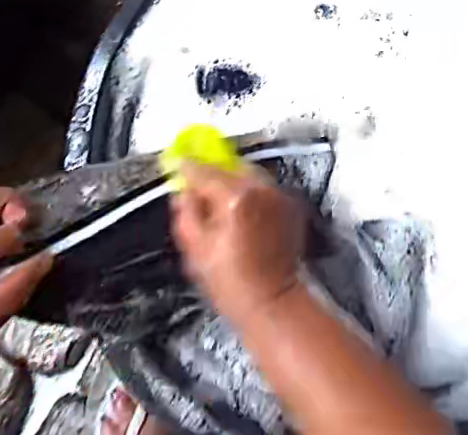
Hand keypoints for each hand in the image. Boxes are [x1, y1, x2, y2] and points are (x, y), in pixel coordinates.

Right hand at [170, 163, 304, 323]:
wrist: (272, 303)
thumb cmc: (235, 286)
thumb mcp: (196, 250)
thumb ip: (185, 212)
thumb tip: (183, 193)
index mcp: (235, 199)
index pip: (204, 171)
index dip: (188, 168)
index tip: (179, 164)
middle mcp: (259, 190)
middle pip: (227, 169)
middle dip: (212, 179)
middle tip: (199, 194)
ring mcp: (276, 195)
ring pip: (245, 175)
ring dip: (232, 186)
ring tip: (222, 212)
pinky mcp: (288, 203)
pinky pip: (261, 188)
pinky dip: (250, 195)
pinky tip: (242, 218)